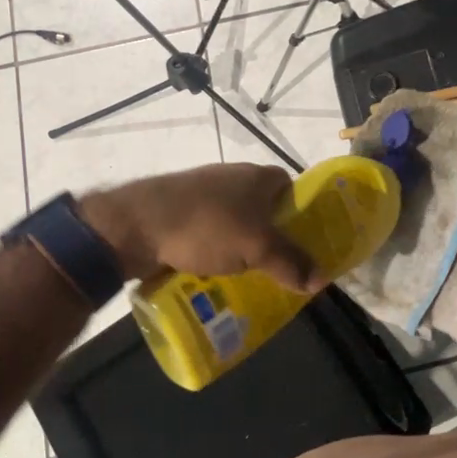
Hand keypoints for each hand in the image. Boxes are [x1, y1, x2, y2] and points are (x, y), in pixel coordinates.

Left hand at [79, 163, 323, 293]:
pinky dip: (214, 250)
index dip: (301, 214)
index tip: (304, 243)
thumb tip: (322, 281)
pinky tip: (213, 272)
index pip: (293, 189)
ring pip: (234, 222)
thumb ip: (291, 264)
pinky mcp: (179, 211)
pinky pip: (208, 232)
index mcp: (258, 176)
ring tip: (248, 276)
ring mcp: (203, 193)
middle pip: (263, 208)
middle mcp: (233, 178)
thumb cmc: (206, 226)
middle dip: (271, 236)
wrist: (134, 225)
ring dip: (240, 246)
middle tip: (279, 266)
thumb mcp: (258, 249)